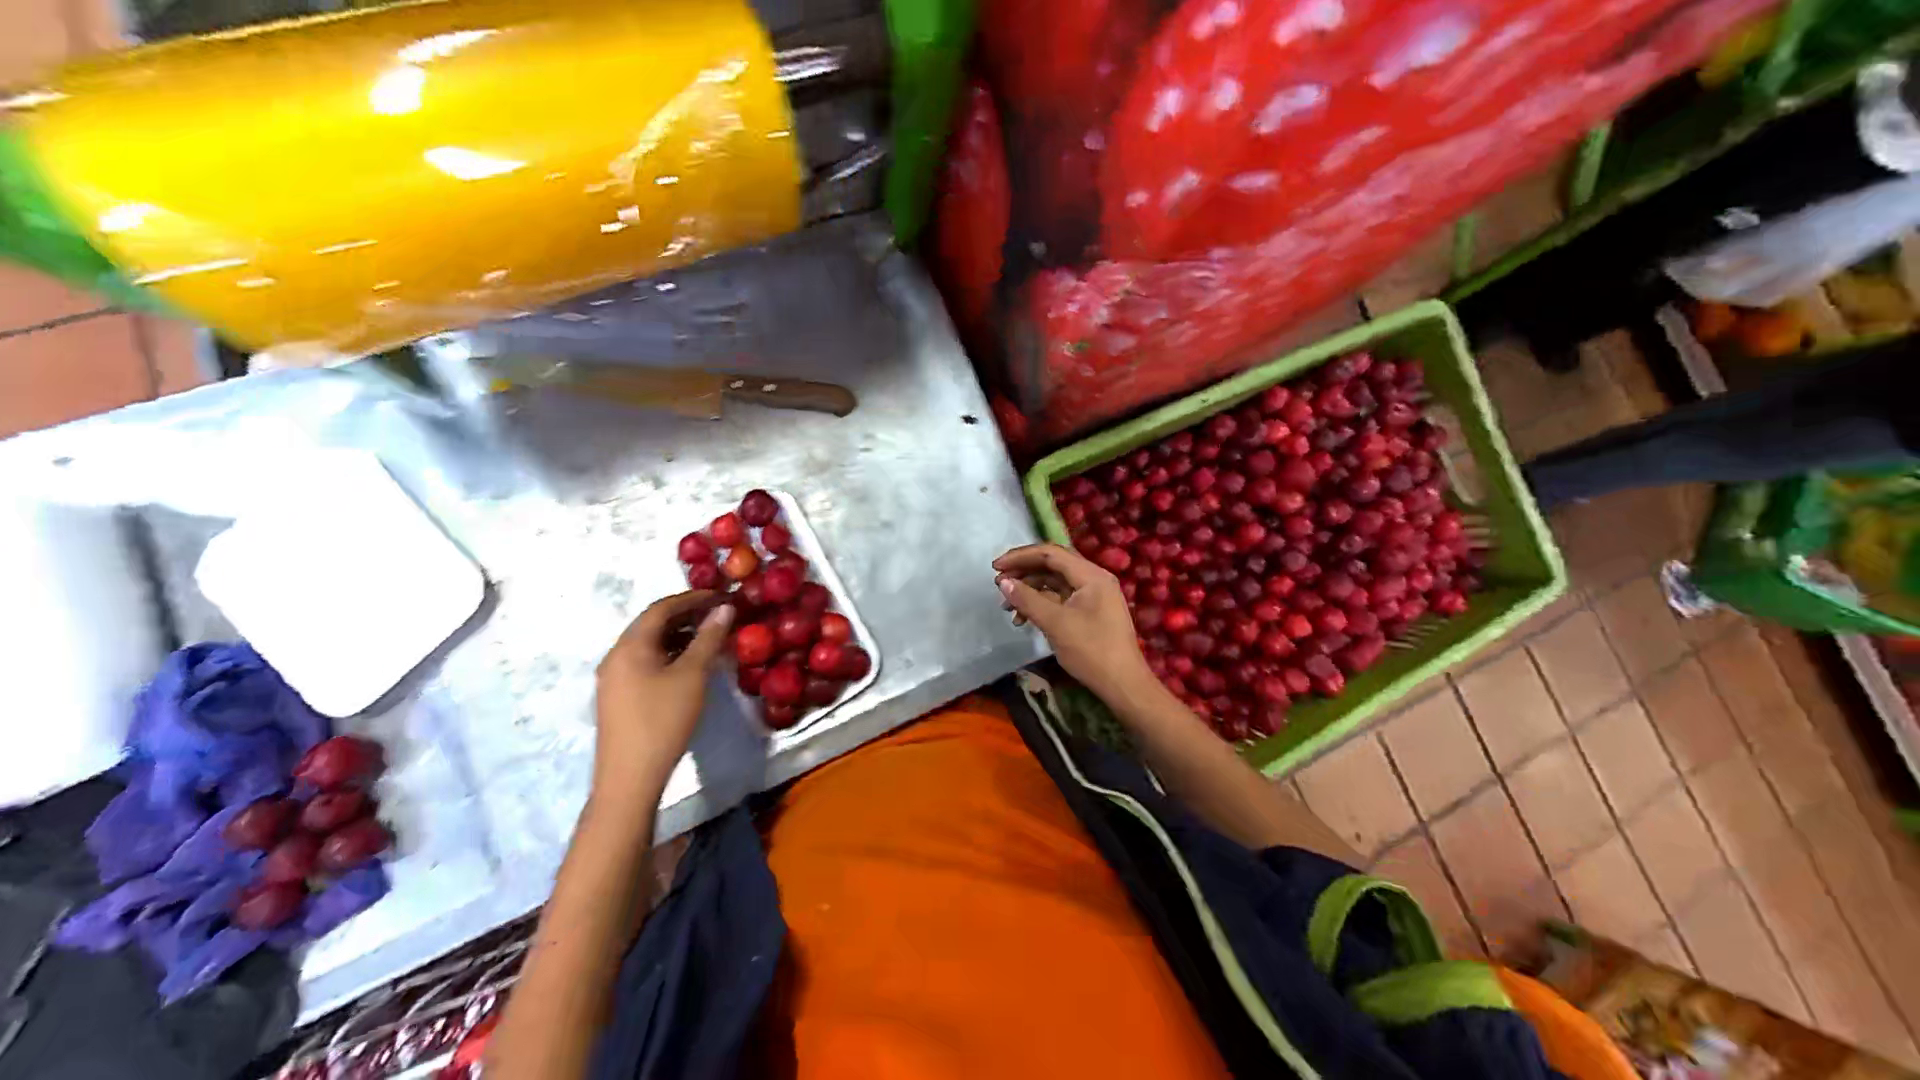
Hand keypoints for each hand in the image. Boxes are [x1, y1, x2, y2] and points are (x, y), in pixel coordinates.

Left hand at [592, 591, 733, 799]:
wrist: (630, 778)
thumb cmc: (663, 720)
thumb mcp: (692, 676)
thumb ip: (708, 638)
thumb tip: (724, 608)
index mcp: (630, 645)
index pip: (661, 608)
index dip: (691, 598)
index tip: (720, 595)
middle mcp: (615, 656)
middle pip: (651, 625)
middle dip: (686, 616)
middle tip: (717, 615)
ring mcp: (613, 678)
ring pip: (648, 645)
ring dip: (678, 636)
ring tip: (709, 639)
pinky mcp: (617, 698)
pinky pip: (644, 663)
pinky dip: (669, 655)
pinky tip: (689, 666)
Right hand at [993, 544, 1154, 699]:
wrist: (1123, 685)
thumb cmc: (1092, 651)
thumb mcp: (1056, 624)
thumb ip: (1028, 599)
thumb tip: (1003, 583)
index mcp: (1091, 575)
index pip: (1051, 554)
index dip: (1021, 557)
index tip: (995, 567)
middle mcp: (1093, 579)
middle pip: (1052, 566)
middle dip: (1024, 573)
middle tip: (998, 585)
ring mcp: (1093, 596)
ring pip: (1054, 584)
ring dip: (1030, 591)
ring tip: (1007, 608)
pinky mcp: (1089, 612)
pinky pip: (1060, 599)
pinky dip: (1041, 605)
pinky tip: (1024, 619)